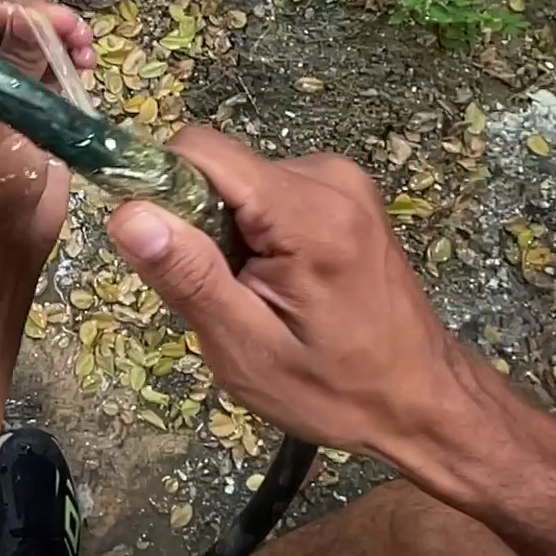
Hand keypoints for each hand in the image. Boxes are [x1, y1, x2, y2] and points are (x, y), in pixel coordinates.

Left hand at [0, 0, 94, 269]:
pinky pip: (51, 64)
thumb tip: (29, 14)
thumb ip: (16, 65)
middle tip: (70, 28)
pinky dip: (70, 57)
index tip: (25, 17)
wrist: (10, 234)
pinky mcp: (35, 102)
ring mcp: (5, 85)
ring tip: (85, 48)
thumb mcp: (0, 120)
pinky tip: (86, 64)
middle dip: (34, 15)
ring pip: (29, 37)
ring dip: (60, 33)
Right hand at [104, 128, 467, 459]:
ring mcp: (338, 178)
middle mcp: (327, 176)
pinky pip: (256, 187)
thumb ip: (188, 276)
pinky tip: (269, 276)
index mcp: (310, 214)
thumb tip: (126, 213)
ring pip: (231, 177)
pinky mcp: (338, 188)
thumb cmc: (336, 389)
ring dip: (217, 227)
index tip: (158, 247)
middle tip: (217, 288)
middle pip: (213, 166)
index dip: (159, 186)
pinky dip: (244, 227)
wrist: (429, 404)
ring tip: (247, 289)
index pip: (199, 151)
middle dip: (191, 220)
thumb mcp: (246, 348)